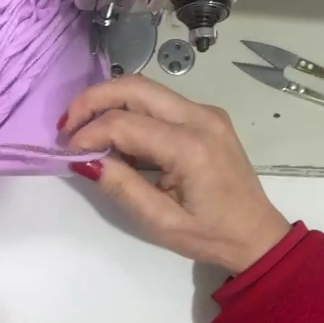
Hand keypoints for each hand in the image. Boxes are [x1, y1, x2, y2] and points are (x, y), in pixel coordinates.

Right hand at [60, 76, 290, 274]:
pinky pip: (159, 102)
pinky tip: (115, 138)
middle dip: (92, 101)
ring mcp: (206, 112)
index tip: (67, 153)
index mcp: (191, 147)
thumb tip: (84, 160)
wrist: (257, 234)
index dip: (88, 133)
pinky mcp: (205, 116)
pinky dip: (130, 112)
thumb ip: (122, 187)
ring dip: (109, 104)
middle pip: (134, 87)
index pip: (124, 122)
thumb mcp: (161, 222)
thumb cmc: (211, 235)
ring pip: (145, 89)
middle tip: (66, 127)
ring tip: (84, 132)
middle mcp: (200, 117)